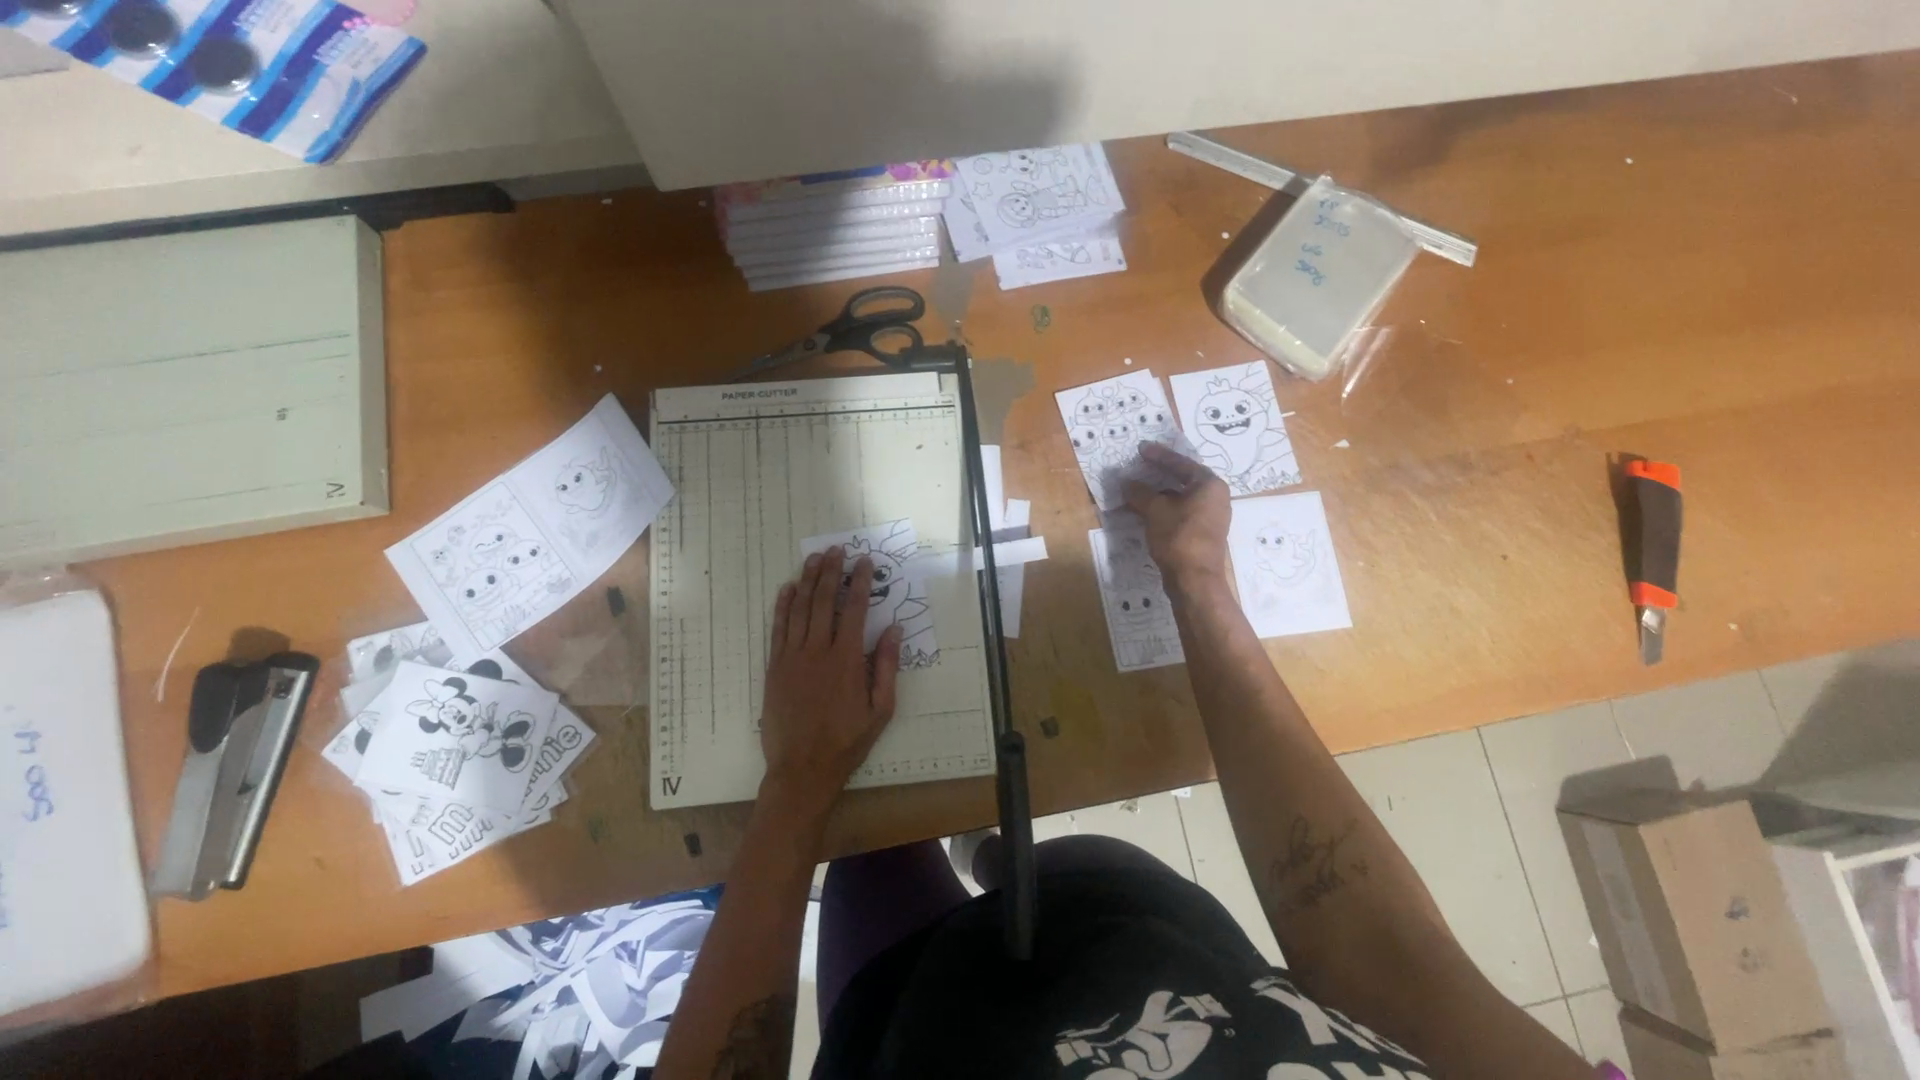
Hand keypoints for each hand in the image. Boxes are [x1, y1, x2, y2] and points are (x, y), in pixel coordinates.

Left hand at [759, 547, 902, 818]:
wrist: (802, 768)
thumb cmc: (847, 741)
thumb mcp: (881, 709)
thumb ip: (886, 667)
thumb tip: (892, 630)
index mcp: (847, 660)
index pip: (854, 610)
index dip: (859, 583)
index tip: (864, 562)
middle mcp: (817, 651)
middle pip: (824, 601)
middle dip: (831, 572)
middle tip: (837, 549)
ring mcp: (792, 658)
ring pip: (799, 609)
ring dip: (807, 581)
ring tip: (814, 558)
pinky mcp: (774, 668)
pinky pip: (778, 629)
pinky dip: (783, 606)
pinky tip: (787, 589)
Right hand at [1123, 442, 1230, 593]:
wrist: (1194, 579)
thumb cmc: (1178, 537)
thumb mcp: (1155, 510)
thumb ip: (1140, 493)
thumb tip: (1126, 483)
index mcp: (1210, 485)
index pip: (1181, 463)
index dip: (1159, 456)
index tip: (1141, 449)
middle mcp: (1216, 497)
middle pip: (1184, 479)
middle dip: (1160, 474)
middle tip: (1140, 465)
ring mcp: (1212, 516)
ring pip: (1182, 497)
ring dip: (1160, 493)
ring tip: (1139, 489)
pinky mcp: (1204, 533)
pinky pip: (1183, 512)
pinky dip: (1166, 508)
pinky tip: (1148, 510)